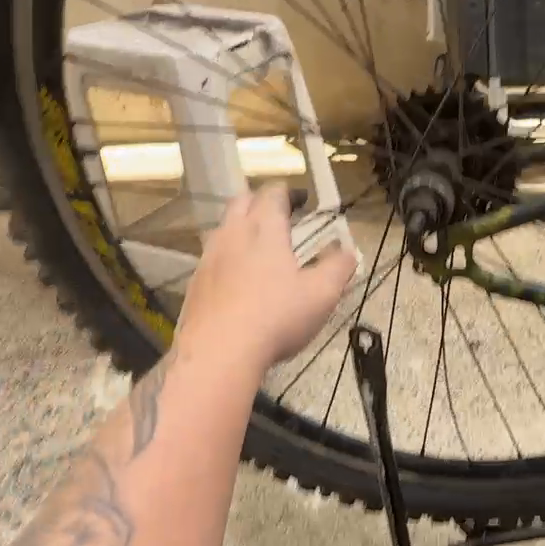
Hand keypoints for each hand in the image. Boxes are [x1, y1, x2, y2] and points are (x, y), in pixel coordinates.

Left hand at [176, 185, 356, 373]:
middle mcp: (232, 235)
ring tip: (261, 248)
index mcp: (264, 229)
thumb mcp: (322, 294)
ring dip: (242, 228)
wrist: (219, 353)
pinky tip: (241, 281)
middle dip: (261, 202)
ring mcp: (209, 258)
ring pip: (224, 228)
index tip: (303, 201)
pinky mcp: (196, 284)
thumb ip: (338, 267)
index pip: (274, 194)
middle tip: (281, 217)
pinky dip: (229, 257)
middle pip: (242, 202)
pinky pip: (213, 257)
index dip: (290, 193)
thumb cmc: (277, 317)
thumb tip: (348, 251)